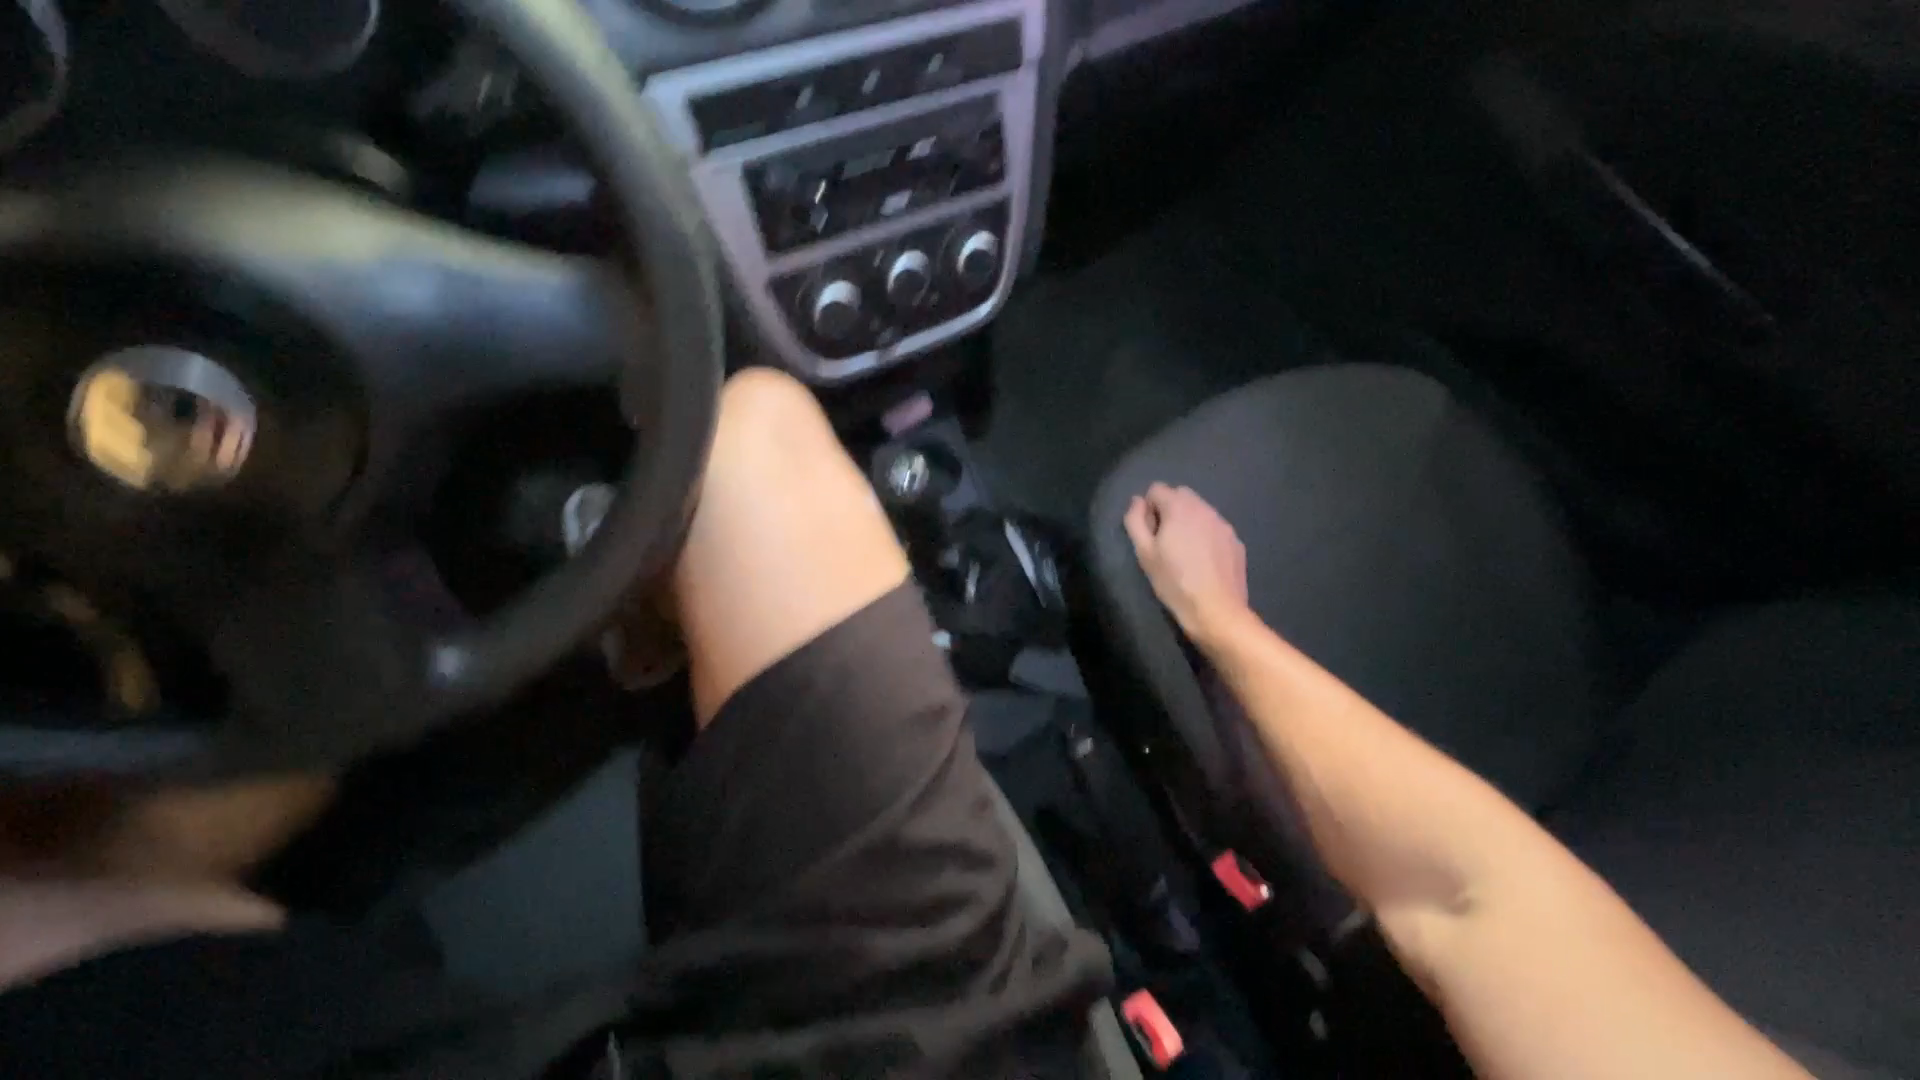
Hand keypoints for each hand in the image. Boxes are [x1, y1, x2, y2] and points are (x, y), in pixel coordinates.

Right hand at [1124, 484, 1249, 644]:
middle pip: (1181, 495)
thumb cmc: (1174, 582)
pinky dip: (1205, 535)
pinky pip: (1215, 527)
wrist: (1216, 610)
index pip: (1157, 489)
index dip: (1148, 508)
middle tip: (1165, 541)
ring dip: (1189, 522)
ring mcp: (1223, 524)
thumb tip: (1137, 501)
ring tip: (1185, 552)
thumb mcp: (1144, 553)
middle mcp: (1204, 508)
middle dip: (1169, 510)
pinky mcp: (1235, 541)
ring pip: (1200, 511)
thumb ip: (1136, 521)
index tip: (1150, 533)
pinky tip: (1203, 561)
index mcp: (1179, 507)